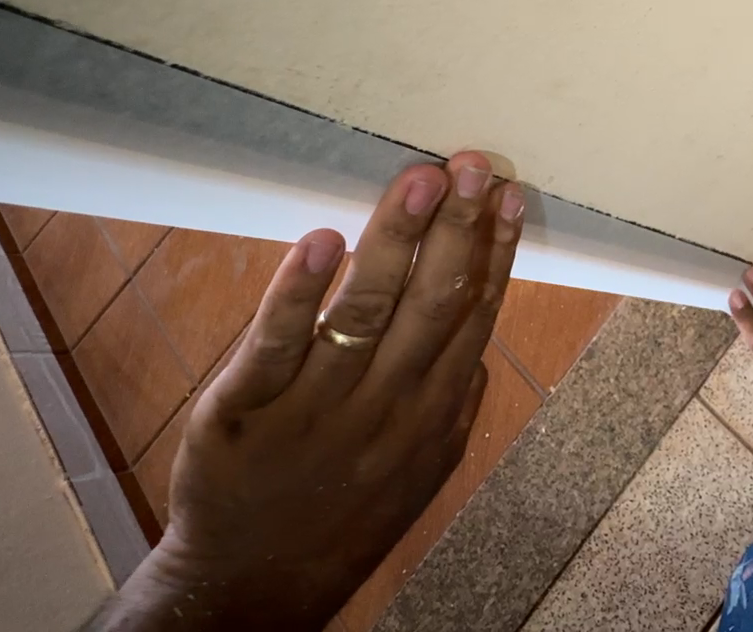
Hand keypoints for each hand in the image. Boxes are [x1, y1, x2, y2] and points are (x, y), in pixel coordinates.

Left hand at [96, 153, 524, 631]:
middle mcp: (391, 401)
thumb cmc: (354, 508)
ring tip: (421, 180)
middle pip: (436, 300)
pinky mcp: (243, 412)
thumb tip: (480, 332)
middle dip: (459, 227)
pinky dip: (299, 292)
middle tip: (474, 165)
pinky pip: (276, 346)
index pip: (477, 310)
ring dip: (397, 239)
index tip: (509, 194)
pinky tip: (322, 239)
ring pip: (366, 310)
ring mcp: (318, 408)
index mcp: (438, 406)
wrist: (257, 587)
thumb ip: (459, 394)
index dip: (497, 248)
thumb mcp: (430, 461)